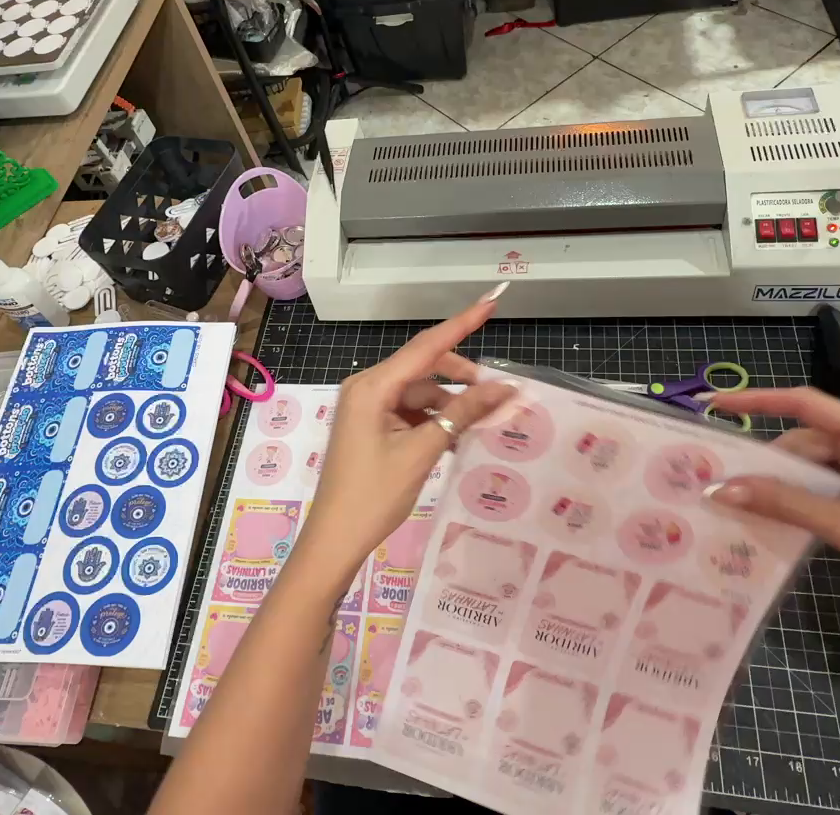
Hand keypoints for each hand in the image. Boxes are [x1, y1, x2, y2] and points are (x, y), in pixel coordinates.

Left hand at [295, 291, 516, 579]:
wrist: (335, 538)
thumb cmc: (374, 495)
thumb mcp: (422, 452)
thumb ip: (463, 415)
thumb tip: (504, 389)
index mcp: (373, 386)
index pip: (426, 347)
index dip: (462, 324)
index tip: (491, 302)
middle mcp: (367, 387)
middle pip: (424, 367)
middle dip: (461, 378)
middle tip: (496, 396)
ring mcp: (368, 406)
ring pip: (421, 392)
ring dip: (450, 406)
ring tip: (480, 426)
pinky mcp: (372, 425)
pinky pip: (411, 410)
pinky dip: (435, 420)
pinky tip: (456, 440)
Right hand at [704, 387, 839, 640]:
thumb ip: (782, 504)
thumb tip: (721, 489)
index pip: (807, 403)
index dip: (757, 400)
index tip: (716, 404)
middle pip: (809, 439)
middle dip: (771, 460)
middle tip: (729, 480)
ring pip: (818, 464)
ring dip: (788, 483)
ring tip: (749, 503)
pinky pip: (833, 484)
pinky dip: (807, 497)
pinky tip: (784, 516)